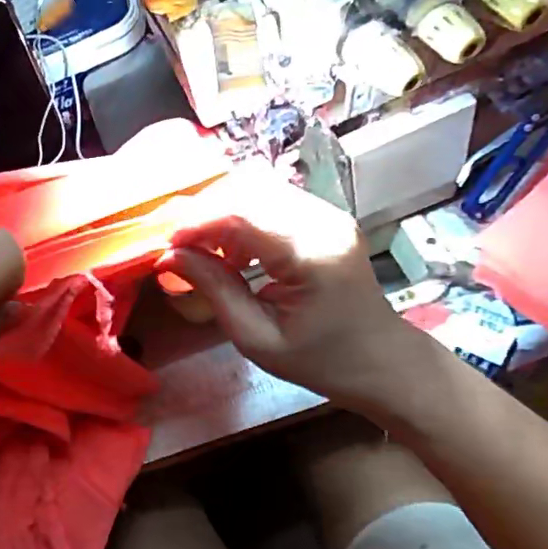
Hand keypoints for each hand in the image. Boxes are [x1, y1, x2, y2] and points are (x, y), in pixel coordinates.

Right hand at [159, 176, 428, 409]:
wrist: (380, 359)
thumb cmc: (320, 361)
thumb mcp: (258, 338)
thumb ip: (216, 291)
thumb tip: (170, 257)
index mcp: (313, 255)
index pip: (243, 217)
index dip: (197, 225)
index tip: (167, 245)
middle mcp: (324, 222)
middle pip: (249, 190)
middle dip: (204, 211)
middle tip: (177, 243)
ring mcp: (329, 214)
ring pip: (259, 188)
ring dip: (222, 211)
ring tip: (204, 249)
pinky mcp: (326, 216)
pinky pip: (273, 199)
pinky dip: (242, 215)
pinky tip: (233, 249)